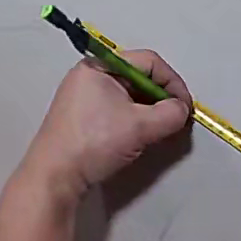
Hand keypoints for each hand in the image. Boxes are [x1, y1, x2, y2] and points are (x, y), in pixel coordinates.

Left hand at [21, 50, 191, 200]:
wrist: (55, 177)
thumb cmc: (92, 143)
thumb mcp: (140, 126)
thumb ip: (170, 113)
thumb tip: (181, 110)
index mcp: (98, 66)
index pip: (148, 62)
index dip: (172, 82)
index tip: (185, 106)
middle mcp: (90, 76)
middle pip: (139, 78)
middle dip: (161, 98)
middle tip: (174, 119)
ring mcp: (85, 98)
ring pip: (130, 96)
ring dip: (149, 111)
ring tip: (158, 130)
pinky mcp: (84, 119)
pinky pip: (118, 110)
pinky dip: (134, 120)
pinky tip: (139, 137)